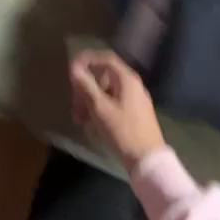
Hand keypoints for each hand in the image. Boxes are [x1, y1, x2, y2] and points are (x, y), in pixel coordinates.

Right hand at [70, 50, 166, 171]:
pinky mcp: (135, 114)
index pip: (105, 59)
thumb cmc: (123, 131)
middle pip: (104, 77)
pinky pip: (113, 104)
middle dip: (86, 88)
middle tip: (74, 102)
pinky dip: (100, 109)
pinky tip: (90, 124)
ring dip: (90, 101)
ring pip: (107, 92)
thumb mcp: (100, 108)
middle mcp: (133, 85)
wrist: (148, 161)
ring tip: (79, 119)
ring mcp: (135, 100)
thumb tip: (74, 67)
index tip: (71, 69)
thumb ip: (86, 86)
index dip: (87, 60)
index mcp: (127, 79)